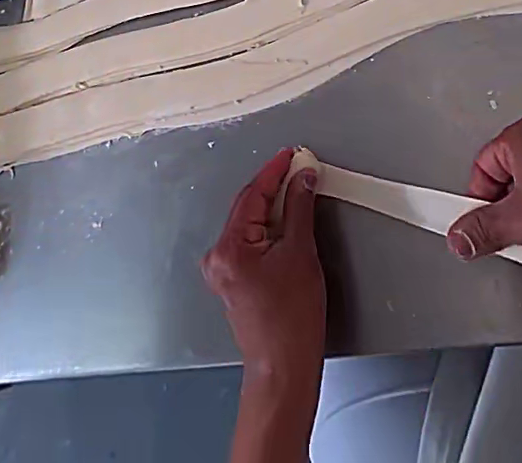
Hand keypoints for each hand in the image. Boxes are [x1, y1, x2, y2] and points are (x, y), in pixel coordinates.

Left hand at [201, 148, 325, 376]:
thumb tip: (302, 179)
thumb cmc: (292, 320)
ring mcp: (224, 269)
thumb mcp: (301, 253)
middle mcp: (219, 256)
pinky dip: (270, 225)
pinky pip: (251, 238)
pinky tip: (288, 219)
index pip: (253, 194)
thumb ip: (300, 208)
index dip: (275, 170)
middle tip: (300, 168)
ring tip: (298, 190)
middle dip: (275, 186)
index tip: (290, 155)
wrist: (284, 367)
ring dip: (274, 205)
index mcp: (230, 247)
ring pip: (251, 222)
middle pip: (249, 206)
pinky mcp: (234, 279)